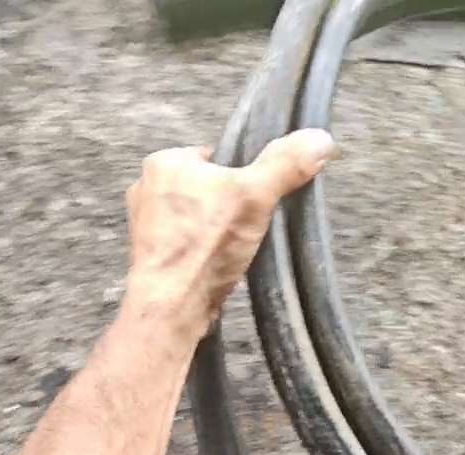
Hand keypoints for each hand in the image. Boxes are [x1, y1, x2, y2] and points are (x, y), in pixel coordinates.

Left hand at [123, 128, 335, 329]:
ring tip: (231, 251)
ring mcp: (143, 225)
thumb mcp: (255, 195)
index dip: (240, 177)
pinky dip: (199, 254)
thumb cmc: (206, 245)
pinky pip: (182, 246)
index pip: (213, 158)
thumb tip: (321, 139)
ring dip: (211, 232)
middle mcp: (145, 187)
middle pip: (203, 189)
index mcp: (165, 161)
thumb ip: (285, 165)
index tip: (255, 199)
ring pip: (192, 219)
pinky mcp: (148, 258)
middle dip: (225, 207)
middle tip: (247, 228)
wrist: (172, 305)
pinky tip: (214, 268)